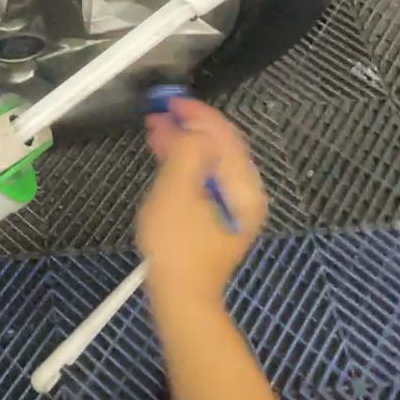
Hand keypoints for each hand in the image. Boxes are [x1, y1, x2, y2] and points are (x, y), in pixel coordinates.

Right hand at [136, 98, 266, 309]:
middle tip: (160, 112)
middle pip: (219, 146)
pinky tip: (165, 158)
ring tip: (156, 130)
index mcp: (241, 186)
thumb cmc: (177, 247)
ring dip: (184, 142)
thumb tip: (194, 128)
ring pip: (210, 160)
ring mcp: (232, 206)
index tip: (171, 101)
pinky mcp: (217, 217)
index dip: (197, 114)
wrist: (181, 298)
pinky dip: (184, 161)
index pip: (224, 136)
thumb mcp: (177, 192)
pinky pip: (204, 176)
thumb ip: (188, 153)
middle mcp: (243, 193)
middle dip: (189, 125)